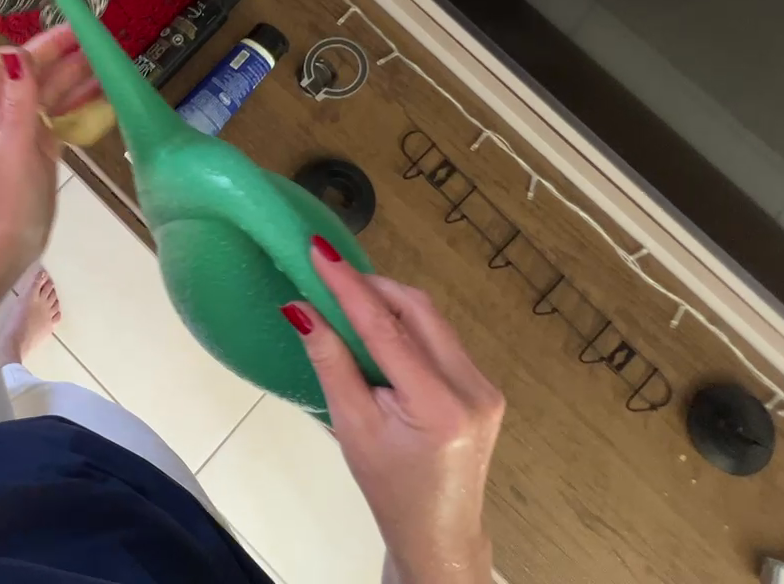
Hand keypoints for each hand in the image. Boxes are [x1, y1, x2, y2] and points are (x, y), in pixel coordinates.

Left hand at [0, 26, 98, 275]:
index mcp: (0, 109)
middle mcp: (12, 115)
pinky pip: (62, 117)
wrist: (7, 247)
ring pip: (52, 93)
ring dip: (76, 77)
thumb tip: (18, 53)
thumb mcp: (17, 147)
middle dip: (64, 54)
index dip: (38, 42)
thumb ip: (19, 101)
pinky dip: (80, 104)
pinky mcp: (43, 150)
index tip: (73, 32)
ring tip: (109, 66)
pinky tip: (103, 99)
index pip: (12, 60)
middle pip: (36, 72)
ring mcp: (28, 132)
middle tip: (102, 44)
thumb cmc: (10, 199)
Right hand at [283, 241, 503, 583]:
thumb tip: (299, 308)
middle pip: (417, 310)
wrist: (439, 532)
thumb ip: (329, 360)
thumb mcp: (350, 424)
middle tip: (328, 273)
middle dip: (370, 285)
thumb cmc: (387, 484)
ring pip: (430, 317)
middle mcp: (472, 387)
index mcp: (438, 404)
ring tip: (347, 297)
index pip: (385, 327)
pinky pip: (438, 334)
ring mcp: (484, 385)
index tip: (318, 250)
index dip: (348, 284)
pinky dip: (404, 320)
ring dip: (387, 300)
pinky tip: (377, 326)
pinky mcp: (483, 386)